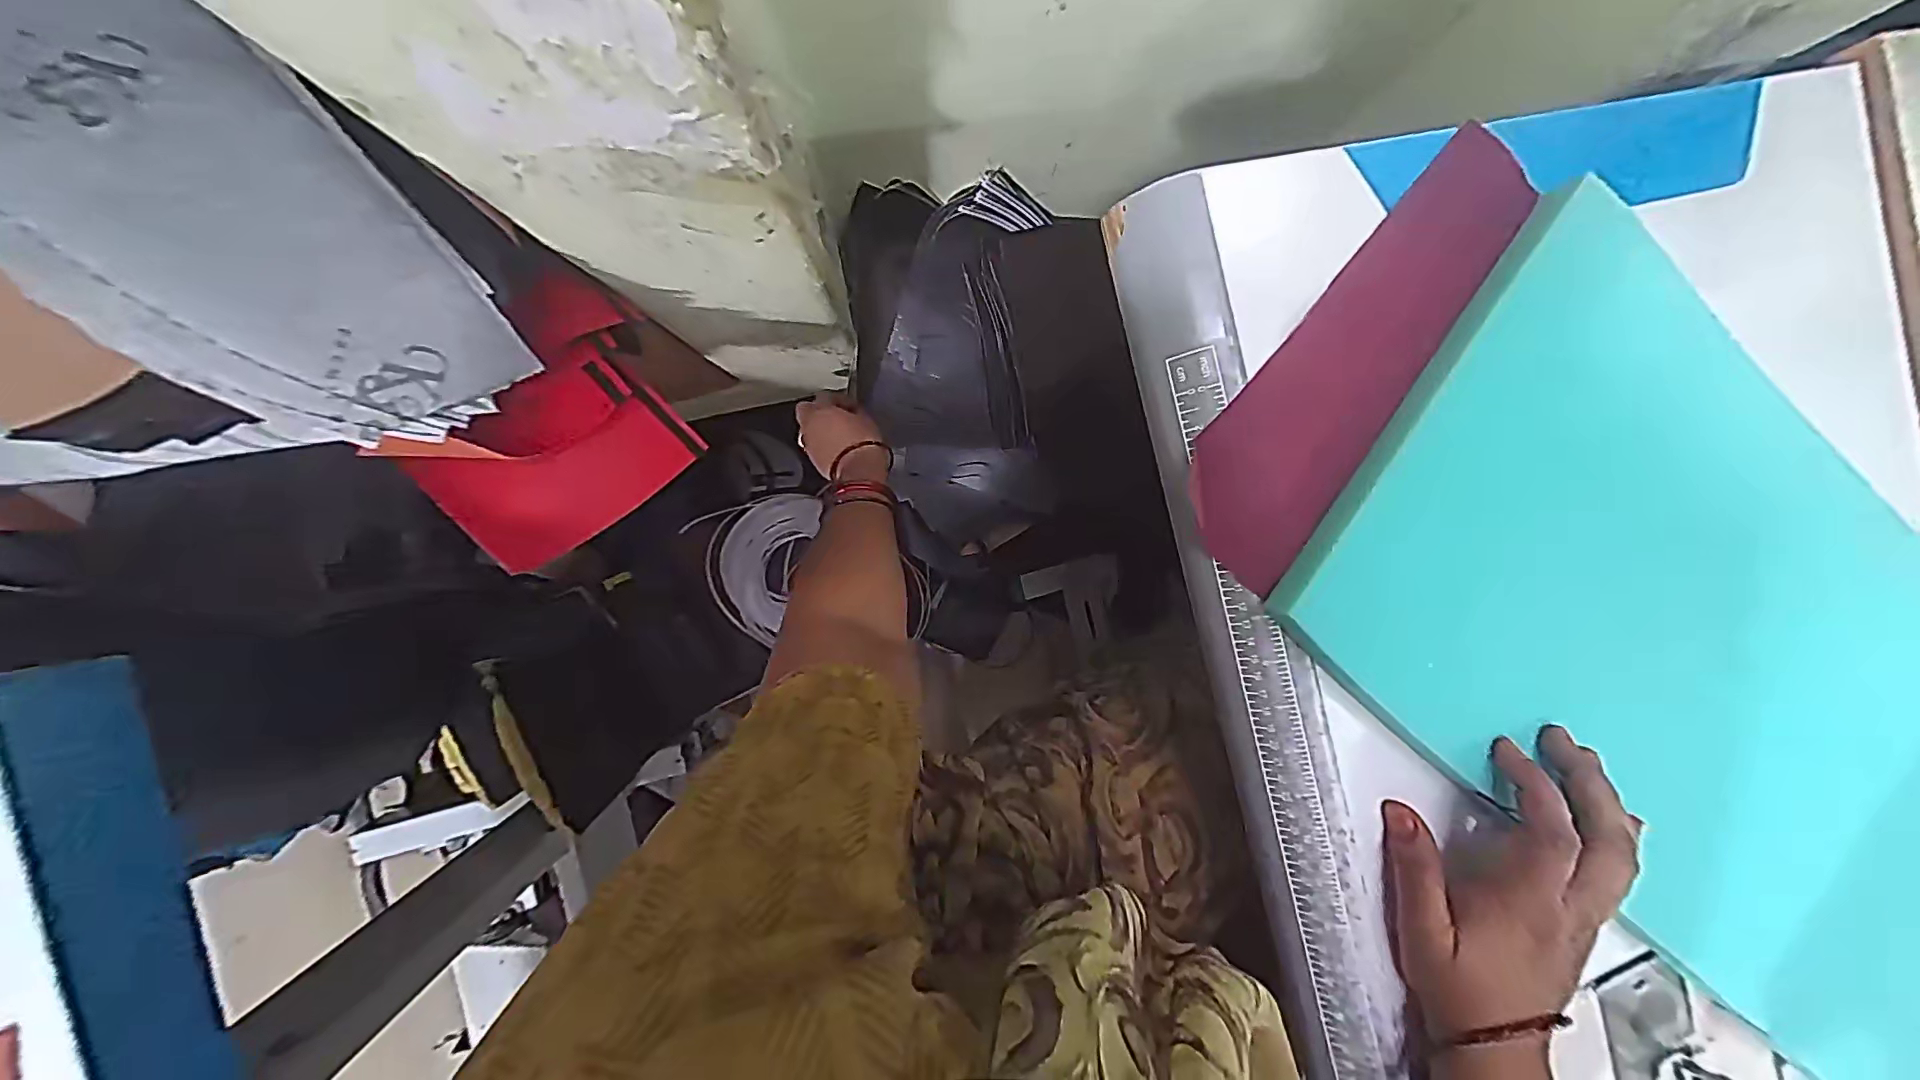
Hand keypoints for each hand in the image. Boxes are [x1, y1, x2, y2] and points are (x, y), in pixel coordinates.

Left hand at [796, 393, 888, 480]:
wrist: (859, 471)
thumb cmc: (864, 444)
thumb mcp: (865, 419)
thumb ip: (853, 411)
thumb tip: (851, 412)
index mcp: (822, 409)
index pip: (825, 396)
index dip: (839, 399)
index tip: (850, 406)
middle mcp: (810, 424)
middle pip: (806, 409)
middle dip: (818, 411)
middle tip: (834, 416)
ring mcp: (808, 442)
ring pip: (807, 428)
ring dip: (818, 428)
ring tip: (835, 434)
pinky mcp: (811, 459)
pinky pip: (812, 445)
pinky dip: (820, 444)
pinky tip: (834, 448)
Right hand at [1384, 726, 1641, 1058]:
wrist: (1495, 1045)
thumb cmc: (1454, 985)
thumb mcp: (1420, 928)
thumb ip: (1413, 868)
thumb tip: (1400, 810)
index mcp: (1528, 904)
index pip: (1550, 834)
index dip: (1535, 785)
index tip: (1507, 750)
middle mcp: (1569, 908)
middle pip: (1607, 842)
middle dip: (1588, 784)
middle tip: (1562, 742)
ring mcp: (1583, 919)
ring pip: (1622, 859)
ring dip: (1607, 805)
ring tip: (1585, 766)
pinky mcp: (1582, 926)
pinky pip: (1616, 874)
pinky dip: (1616, 836)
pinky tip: (1611, 822)